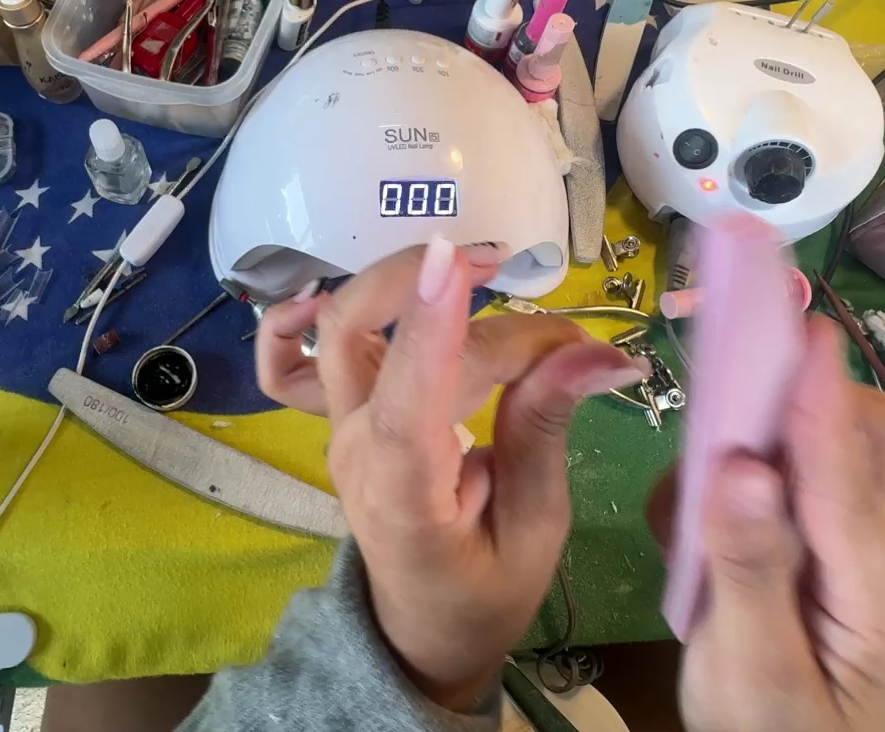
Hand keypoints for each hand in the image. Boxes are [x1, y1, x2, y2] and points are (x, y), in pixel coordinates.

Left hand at [258, 238, 642, 711]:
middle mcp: (354, 446)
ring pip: (337, 330)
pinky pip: (289, 364)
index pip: (407, 401)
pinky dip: (290, 324)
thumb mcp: (535, 529)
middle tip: (510, 271)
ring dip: (394, 279)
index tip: (457, 260)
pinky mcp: (339, 410)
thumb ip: (545, 432)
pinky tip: (320, 292)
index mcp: (403, 494)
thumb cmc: (484, 592)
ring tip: (474, 263)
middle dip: (441, 292)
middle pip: (373, 341)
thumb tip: (594, 353)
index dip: (431, 328)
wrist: (419, 624)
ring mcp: (338, 423)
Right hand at [652, 316, 884, 731]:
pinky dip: (749, 478)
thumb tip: (740, 468)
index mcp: (875, 602)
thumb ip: (747, 569)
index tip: (807, 331)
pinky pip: (801, 488)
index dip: (821, 401)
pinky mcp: (829, 560)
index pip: (847, 483)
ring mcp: (859, 562)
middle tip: (738, 378)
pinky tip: (703, 520)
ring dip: (771, 441)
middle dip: (813, 398)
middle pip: (869, 450)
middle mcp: (882, 567)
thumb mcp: (749, 672)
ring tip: (701, 482)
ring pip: (835, 460)